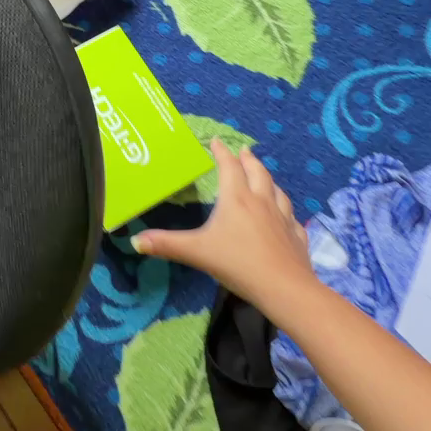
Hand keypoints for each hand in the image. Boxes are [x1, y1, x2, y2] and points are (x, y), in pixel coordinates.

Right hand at [131, 139, 315, 308]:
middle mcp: (261, 202)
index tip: (216, 141)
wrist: (286, 289)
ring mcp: (283, 219)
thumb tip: (134, 241)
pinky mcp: (296, 237)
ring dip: (269, 180)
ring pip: (278, 191)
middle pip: (257, 172)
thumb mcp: (197, 252)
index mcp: (236, 199)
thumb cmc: (238, 264)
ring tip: (264, 177)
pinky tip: (286, 216)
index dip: (221, 152)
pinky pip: (292, 218)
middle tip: (243, 151)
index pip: (229, 167)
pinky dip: (286, 211)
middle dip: (248, 160)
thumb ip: (166, 244)